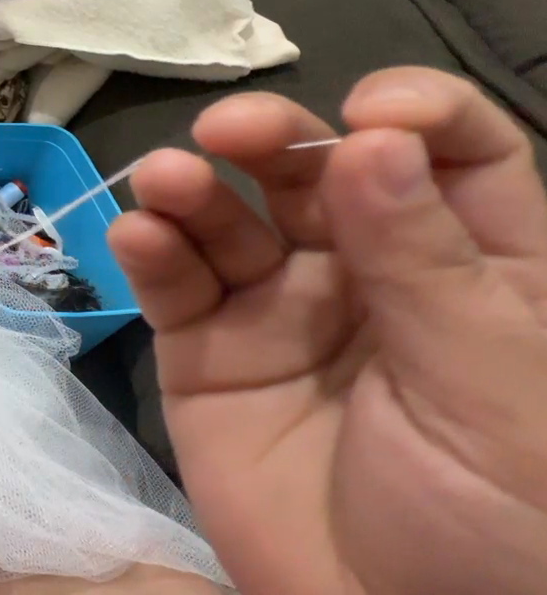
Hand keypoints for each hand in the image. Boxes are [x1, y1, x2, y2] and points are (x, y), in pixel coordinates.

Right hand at [108, 68, 546, 594]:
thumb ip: (433, 271)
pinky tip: (141, 239)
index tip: (366, 111)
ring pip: (223, 217)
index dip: (413, 115)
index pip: (449, 160)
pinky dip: (148, 249)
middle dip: (268, 137)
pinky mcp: (198, 344)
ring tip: (167, 183)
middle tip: (230, 131)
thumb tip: (368, 142)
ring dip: (190, 188)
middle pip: (310, 171)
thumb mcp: (501, 402)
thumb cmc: (504, 536)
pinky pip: (168, 281)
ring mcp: (272, 308)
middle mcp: (366, 275)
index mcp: (474, 275)